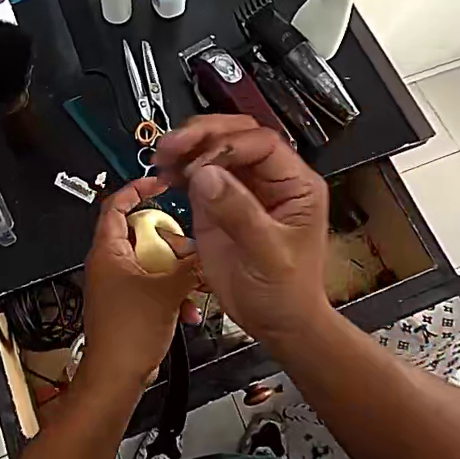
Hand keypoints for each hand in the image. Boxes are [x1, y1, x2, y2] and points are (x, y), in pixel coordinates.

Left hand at [80, 177, 199, 386]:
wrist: (116, 376)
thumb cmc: (126, 336)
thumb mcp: (167, 292)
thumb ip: (190, 266)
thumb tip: (207, 251)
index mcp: (108, 252)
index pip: (116, 205)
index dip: (138, 189)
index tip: (160, 183)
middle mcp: (109, 264)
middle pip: (141, 234)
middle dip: (170, 240)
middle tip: (187, 244)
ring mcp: (118, 284)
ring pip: (152, 261)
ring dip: (176, 271)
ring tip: (191, 282)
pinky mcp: (128, 302)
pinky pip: (153, 284)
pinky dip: (172, 292)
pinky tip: (187, 309)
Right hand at [153, 115, 332, 344]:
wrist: (277, 323)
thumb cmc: (288, 293)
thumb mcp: (269, 255)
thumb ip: (240, 214)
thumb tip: (207, 175)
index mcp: (296, 185)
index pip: (263, 144)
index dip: (229, 145)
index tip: (202, 161)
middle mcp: (270, 180)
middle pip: (237, 136)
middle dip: (203, 135)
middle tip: (174, 147)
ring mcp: (242, 190)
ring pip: (214, 149)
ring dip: (187, 148)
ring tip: (163, 157)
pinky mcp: (218, 204)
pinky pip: (197, 174)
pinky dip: (179, 169)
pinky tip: (165, 173)